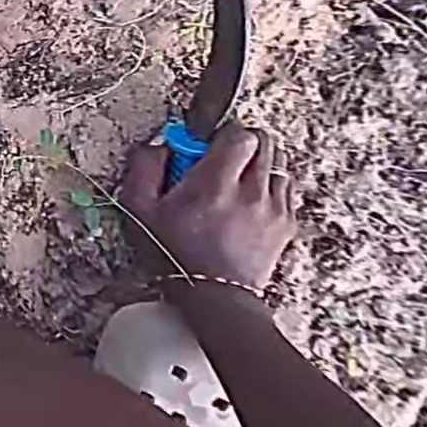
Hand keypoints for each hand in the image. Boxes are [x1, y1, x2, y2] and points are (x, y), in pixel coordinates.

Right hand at [120, 123, 294, 290]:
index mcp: (214, 184)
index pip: (239, 135)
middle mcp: (252, 192)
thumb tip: (158, 143)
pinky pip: (284, 186)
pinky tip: (243, 198)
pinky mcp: (287, 222)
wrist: (214, 294)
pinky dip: (266, 182)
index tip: (199, 146)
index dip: (219, 132)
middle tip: (214, 158)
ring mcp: (275, 207)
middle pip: (265, 141)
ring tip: (230, 178)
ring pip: (277, 162)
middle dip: (239, 141)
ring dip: (254, 161)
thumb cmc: (172, 250)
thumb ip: (145, 167)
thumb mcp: (138, 207)